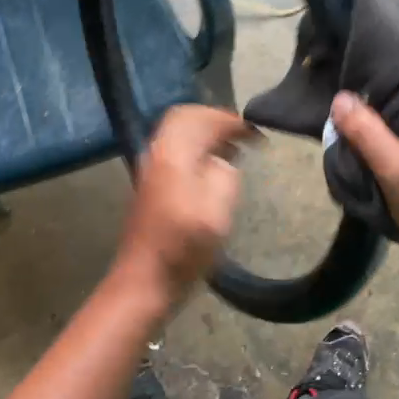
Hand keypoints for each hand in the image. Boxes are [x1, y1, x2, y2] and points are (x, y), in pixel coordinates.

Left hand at [114, 105, 256, 295]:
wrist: (144, 281)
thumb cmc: (182, 249)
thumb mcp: (215, 213)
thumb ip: (224, 176)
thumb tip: (223, 161)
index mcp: (172, 155)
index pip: (197, 116)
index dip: (227, 118)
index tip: (254, 132)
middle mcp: (157, 155)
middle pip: (185, 120)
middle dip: (216, 122)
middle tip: (244, 136)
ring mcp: (151, 171)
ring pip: (179, 137)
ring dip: (207, 137)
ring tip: (236, 151)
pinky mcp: (152, 188)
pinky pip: (177, 154)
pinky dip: (199, 153)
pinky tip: (216, 172)